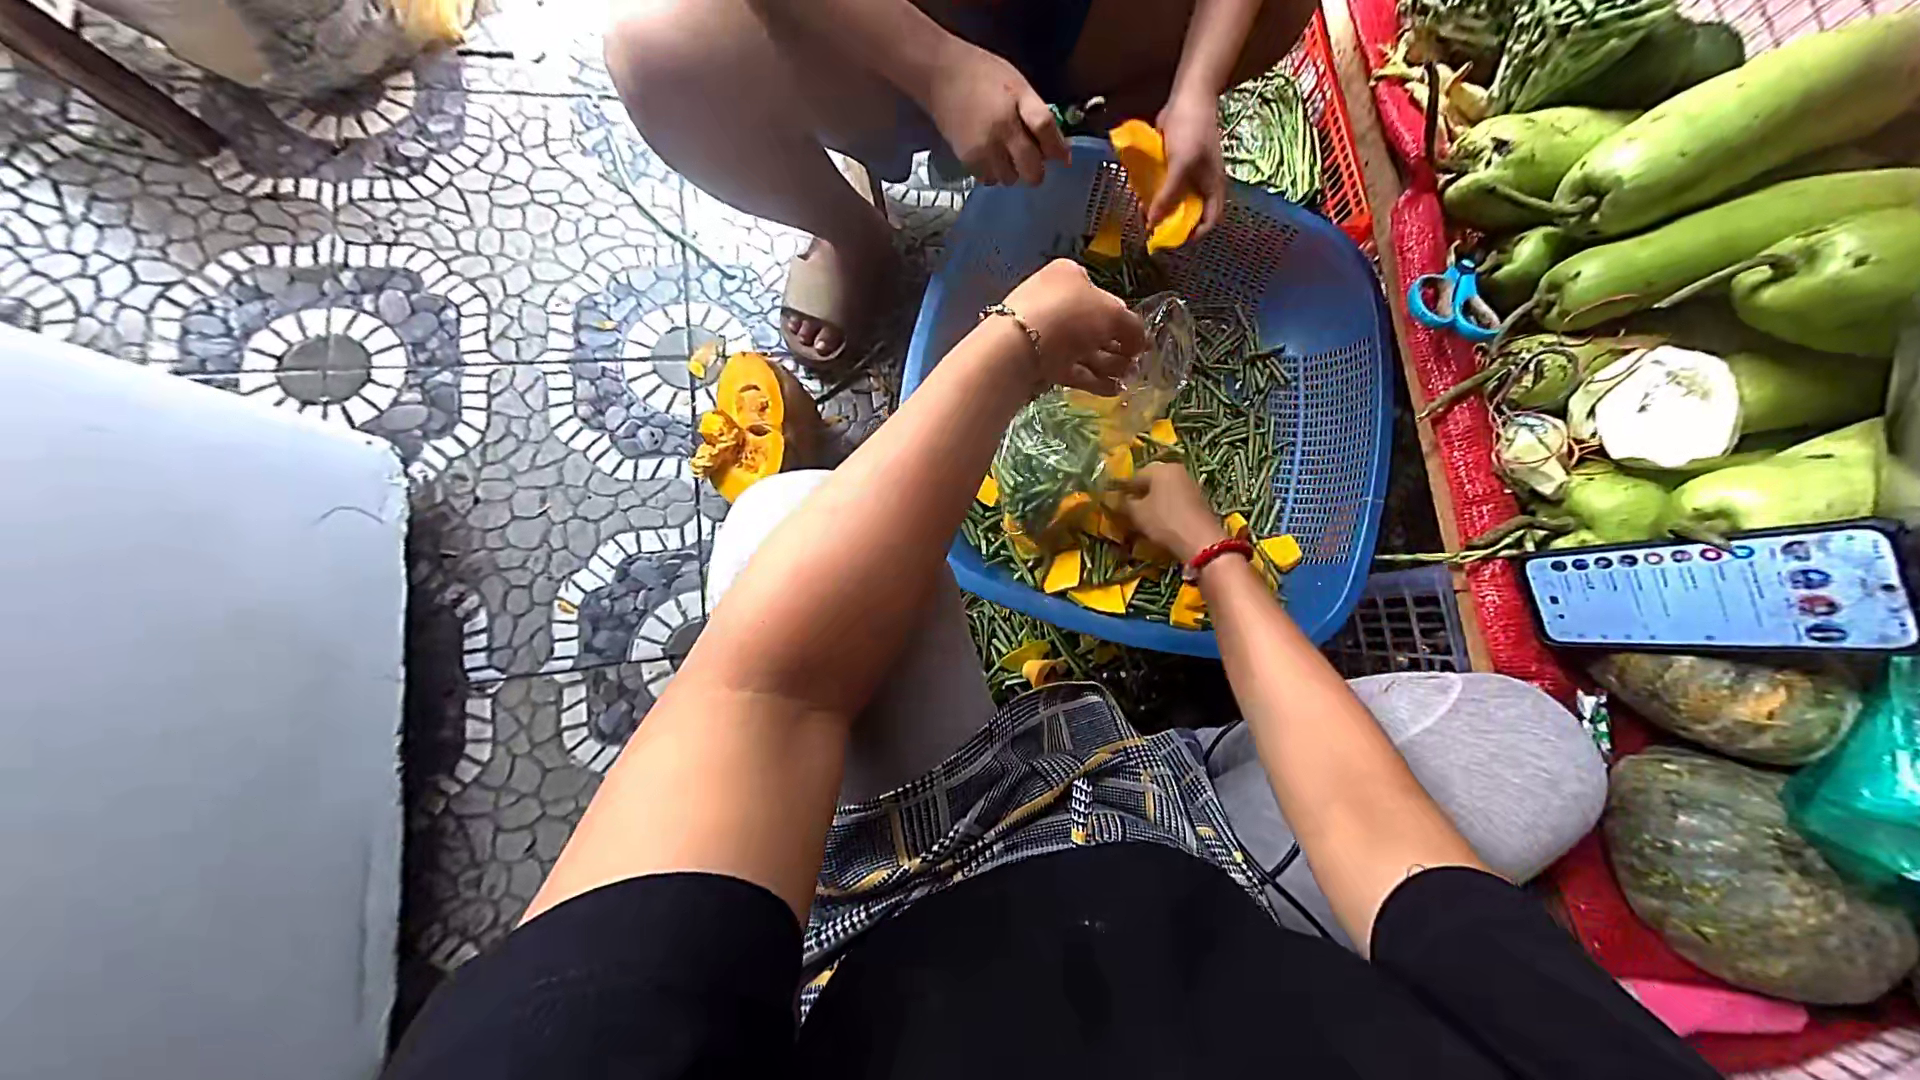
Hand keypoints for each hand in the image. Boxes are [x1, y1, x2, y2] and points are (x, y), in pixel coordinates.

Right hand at [924, 43, 1070, 186]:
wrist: (941, 76)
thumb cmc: (983, 76)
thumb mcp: (1017, 85)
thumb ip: (1037, 114)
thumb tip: (1057, 146)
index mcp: (1015, 108)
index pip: (1045, 131)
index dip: (1058, 149)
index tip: (1064, 160)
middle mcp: (1000, 134)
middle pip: (1030, 170)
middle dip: (1035, 171)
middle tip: (1032, 162)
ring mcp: (983, 151)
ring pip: (1010, 179)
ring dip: (1012, 172)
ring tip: (1005, 154)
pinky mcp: (968, 161)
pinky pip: (990, 179)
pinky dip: (994, 173)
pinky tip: (990, 156)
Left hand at [997, 259, 1148, 394]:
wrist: (1018, 348)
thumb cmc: (1070, 316)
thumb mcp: (1113, 314)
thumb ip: (1132, 328)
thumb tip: (1139, 344)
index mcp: (1069, 276)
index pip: (1103, 297)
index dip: (1123, 320)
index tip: (1138, 343)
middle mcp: (1055, 300)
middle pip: (1093, 326)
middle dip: (1117, 348)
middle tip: (1135, 366)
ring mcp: (1044, 332)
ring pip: (1082, 350)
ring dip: (1108, 365)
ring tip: (1127, 381)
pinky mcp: (1037, 361)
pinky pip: (1070, 368)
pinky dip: (1091, 379)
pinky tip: (1112, 391)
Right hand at [1121, 462, 1226, 562]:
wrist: (1201, 541)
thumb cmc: (1164, 521)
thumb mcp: (1137, 513)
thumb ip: (1123, 503)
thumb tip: (1115, 499)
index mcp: (1162, 468)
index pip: (1135, 476)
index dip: (1122, 490)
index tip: (1115, 505)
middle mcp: (1177, 471)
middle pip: (1151, 483)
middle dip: (1138, 496)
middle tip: (1128, 513)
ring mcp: (1190, 486)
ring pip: (1163, 492)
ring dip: (1151, 504)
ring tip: (1142, 520)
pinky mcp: (1198, 501)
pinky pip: (1174, 501)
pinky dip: (1165, 509)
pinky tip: (1159, 523)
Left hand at [1153, 93, 1226, 237]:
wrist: (1188, 95)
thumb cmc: (1191, 130)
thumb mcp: (1179, 167)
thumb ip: (1167, 196)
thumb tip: (1152, 223)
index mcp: (1213, 187)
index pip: (1210, 220)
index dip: (1195, 234)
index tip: (1175, 240)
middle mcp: (1203, 185)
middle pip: (1190, 214)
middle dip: (1172, 224)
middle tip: (1153, 230)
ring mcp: (1190, 175)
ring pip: (1176, 202)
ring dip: (1162, 210)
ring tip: (1144, 215)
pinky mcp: (1176, 167)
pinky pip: (1167, 188)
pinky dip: (1157, 194)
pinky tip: (1142, 198)